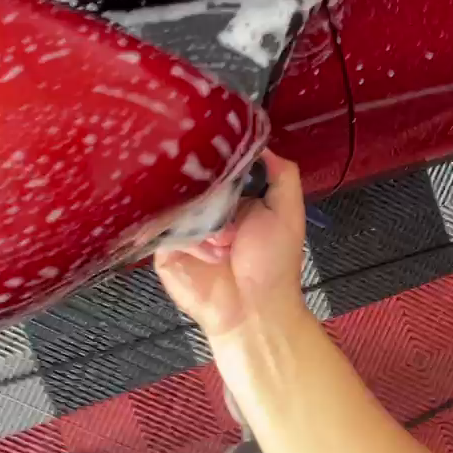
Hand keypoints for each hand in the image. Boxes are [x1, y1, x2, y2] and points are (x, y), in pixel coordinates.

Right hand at [155, 150, 308, 339]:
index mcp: (233, 200)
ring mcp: (183, 230)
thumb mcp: (288, 211)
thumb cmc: (274, 264)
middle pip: (193, 182)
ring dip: (204, 225)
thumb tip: (260, 142)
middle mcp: (205, 212)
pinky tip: (208, 254)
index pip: (218, 167)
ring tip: (225, 247)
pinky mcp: (164, 250)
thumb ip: (282, 174)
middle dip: (212, 197)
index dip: (222, 166)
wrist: (254, 310)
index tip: (224, 169)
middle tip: (231, 222)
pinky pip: (164, 230)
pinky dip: (189, 240)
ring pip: (177, 204)